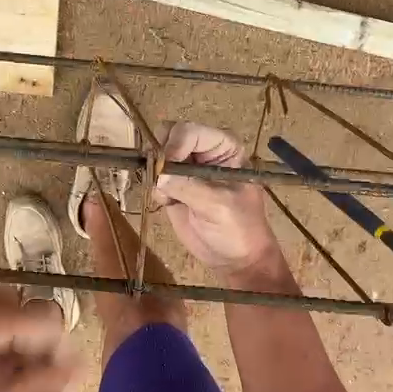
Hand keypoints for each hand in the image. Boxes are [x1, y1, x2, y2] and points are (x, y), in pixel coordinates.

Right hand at [153, 123, 283, 280]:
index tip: (165, 168)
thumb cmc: (239, 229)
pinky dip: (154, 187)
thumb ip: (189, 186)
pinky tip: (168, 202)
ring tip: (167, 195)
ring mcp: (186, 168)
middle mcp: (204, 152)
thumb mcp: (218, 206)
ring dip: (155, 172)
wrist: (235, 259)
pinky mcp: (172, 186)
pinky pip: (153, 176)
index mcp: (224, 147)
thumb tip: (158, 176)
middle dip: (160, 155)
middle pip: (169, 135)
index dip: (174, 145)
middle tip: (162, 179)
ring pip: (157, 154)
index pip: (190, 132)